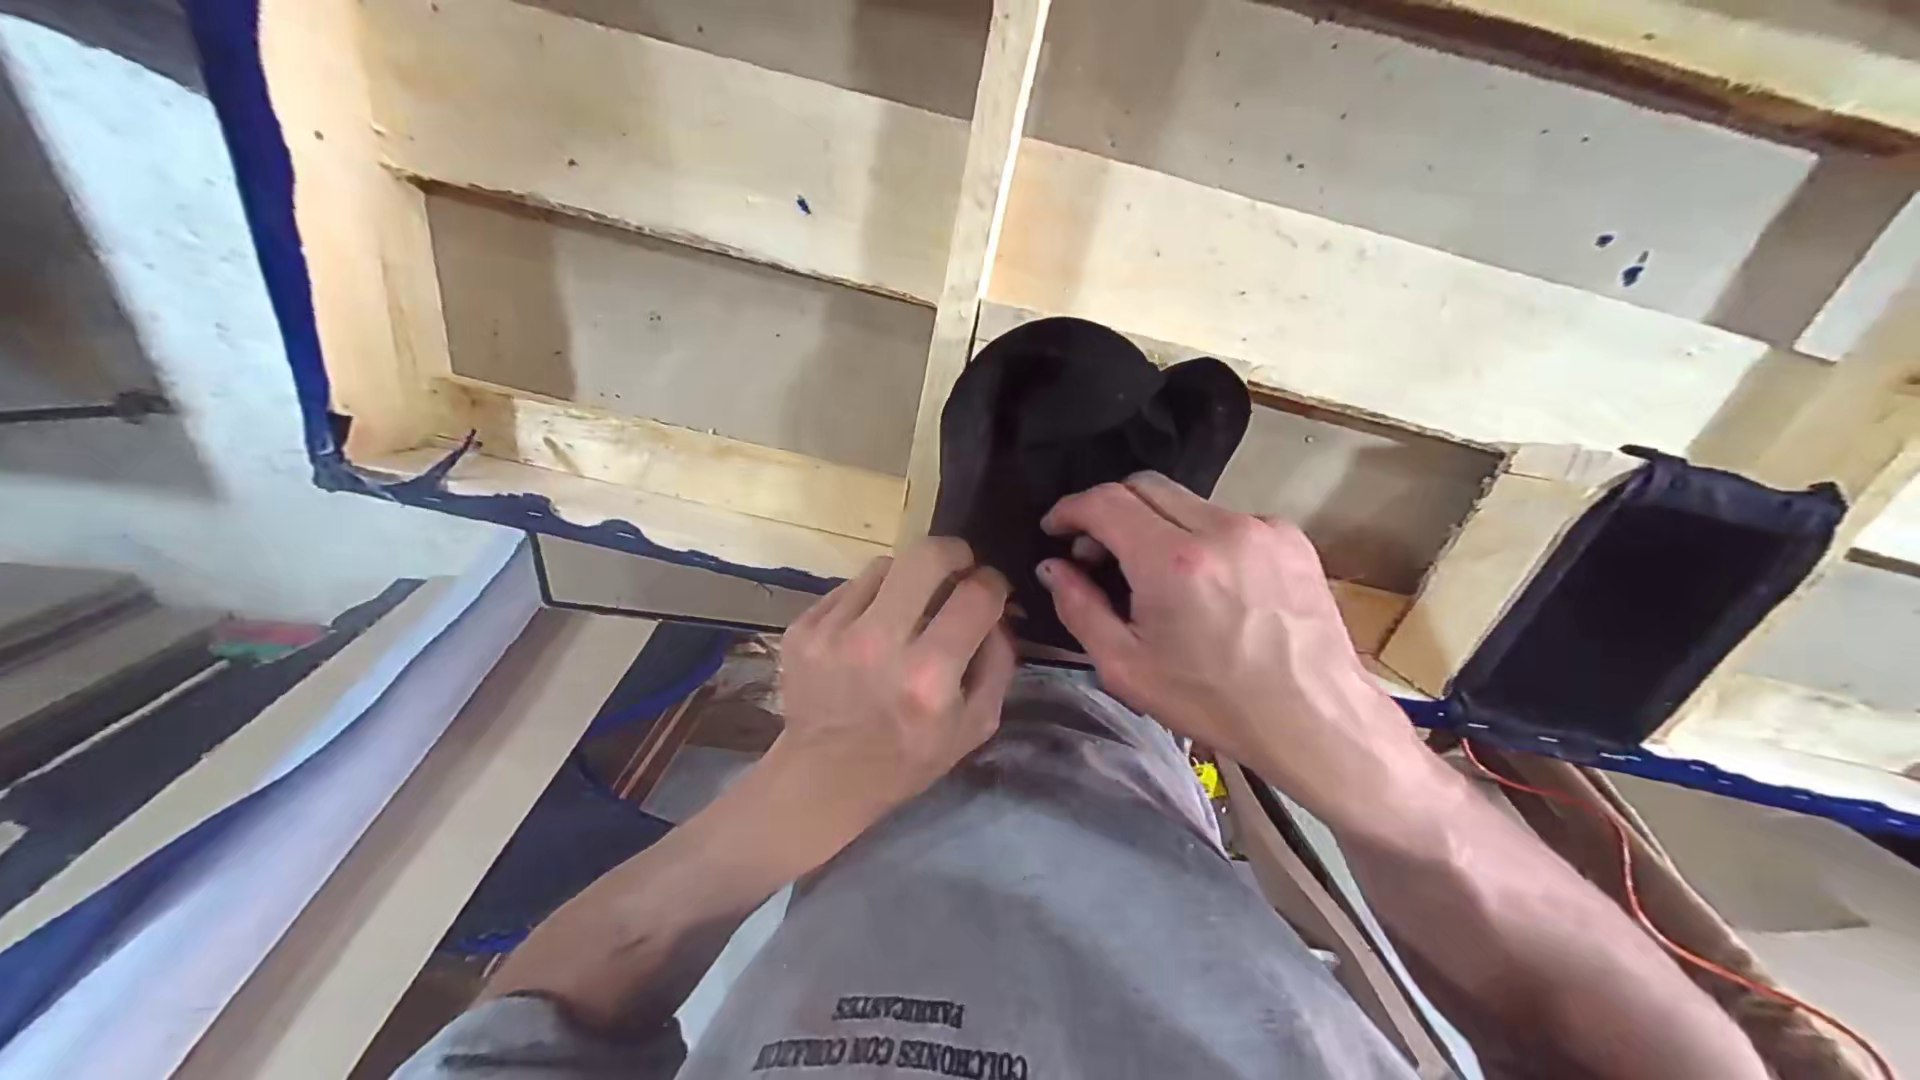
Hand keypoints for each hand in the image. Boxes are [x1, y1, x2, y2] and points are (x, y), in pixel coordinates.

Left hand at [777, 538, 1017, 820]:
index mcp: (928, 677)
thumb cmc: (908, 756)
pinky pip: (851, 585)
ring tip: (909, 607)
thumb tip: (998, 607)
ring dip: (909, 577)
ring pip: (887, 564)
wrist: (823, 777)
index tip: (991, 588)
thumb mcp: (976, 725)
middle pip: (926, 555)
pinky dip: (872, 597)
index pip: (976, 595)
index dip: (993, 582)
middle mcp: (878, 646)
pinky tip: (871, 627)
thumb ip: (1000, 661)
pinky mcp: (803, 627)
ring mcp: (833, 632)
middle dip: (954, 552)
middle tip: (958, 566)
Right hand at [1034, 473, 1434, 832]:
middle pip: (1142, 485)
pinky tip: (1203, 581)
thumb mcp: (1126, 667)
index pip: (1105, 501)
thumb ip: (1079, 608)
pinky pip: (1224, 518)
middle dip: (1107, 510)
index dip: (1070, 509)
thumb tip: (1053, 567)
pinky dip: (1197, 536)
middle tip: (1095, 554)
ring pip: (1183, 501)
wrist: (1315, 719)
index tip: (1055, 529)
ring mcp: (1260, 526)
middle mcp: (1218, 527)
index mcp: (1172, 560)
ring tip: (1150, 574)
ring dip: (1152, 524)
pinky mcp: (1288, 536)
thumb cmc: (1213, 702)